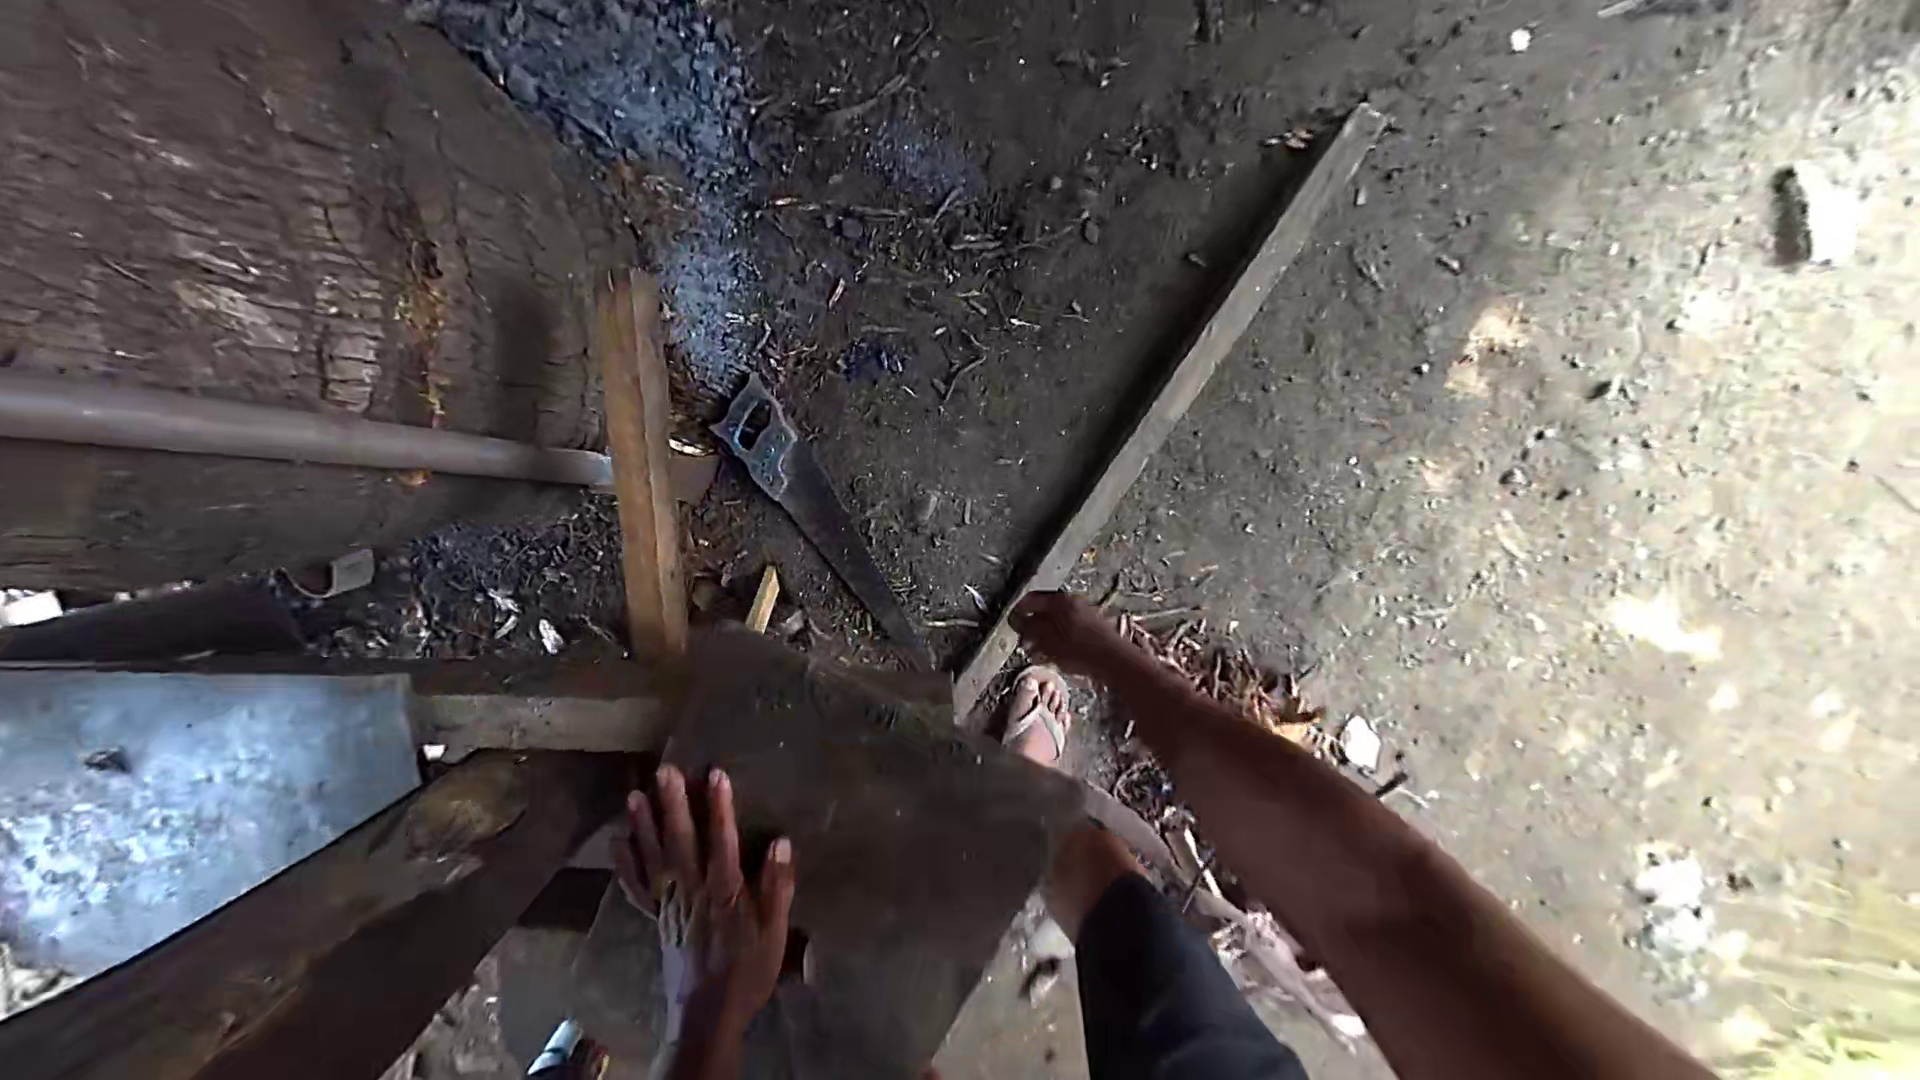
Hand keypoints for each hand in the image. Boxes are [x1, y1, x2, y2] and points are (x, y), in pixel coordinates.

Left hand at [609, 764, 794, 1069]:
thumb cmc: (747, 970)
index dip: (720, 805)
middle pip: (682, 841)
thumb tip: (782, 842)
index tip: (716, 773)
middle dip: (674, 804)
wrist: (707, 1017)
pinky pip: (637, 888)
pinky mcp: (657, 918)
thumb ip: (778, 887)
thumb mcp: (774, 932)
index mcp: (725, 891)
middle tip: (665, 771)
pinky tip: (617, 842)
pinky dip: (625, 864)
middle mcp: (693, 890)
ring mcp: (670, 904)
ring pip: (654, 858)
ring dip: (644, 825)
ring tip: (635, 795)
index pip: (723, 839)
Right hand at [1010, 591, 1133, 676]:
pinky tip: (1054, 657)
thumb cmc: (1078, 647)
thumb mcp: (1046, 638)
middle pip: (1044, 612)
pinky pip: (1068, 633)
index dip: (1018, 611)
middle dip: (1031, 628)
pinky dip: (1058, 643)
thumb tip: (1016, 621)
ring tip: (1038, 653)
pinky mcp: (1093, 631)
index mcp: (1060, 600)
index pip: (1031, 599)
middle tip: (1024, 643)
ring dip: (1044, 638)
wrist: (1114, 661)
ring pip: (1056, 624)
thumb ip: (1028, 627)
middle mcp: (1073, 603)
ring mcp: (1085, 616)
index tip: (1012, 625)